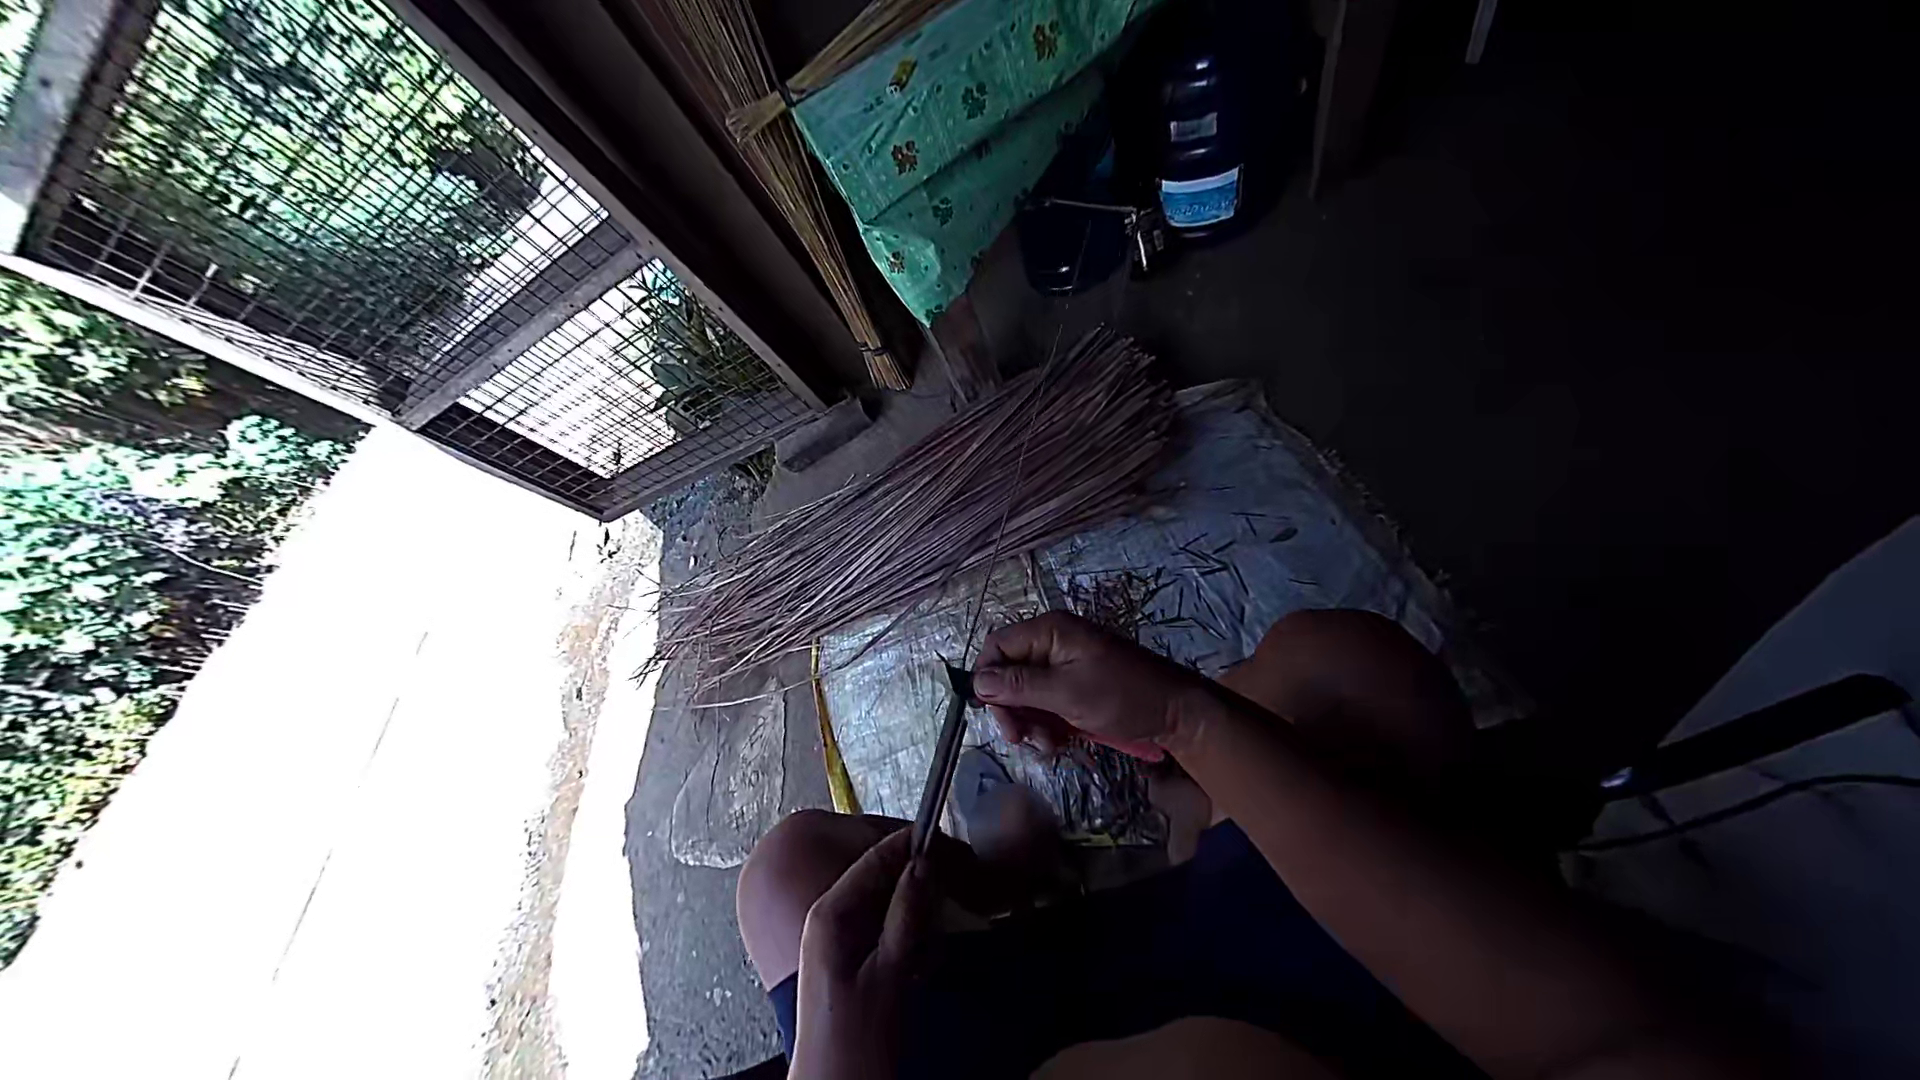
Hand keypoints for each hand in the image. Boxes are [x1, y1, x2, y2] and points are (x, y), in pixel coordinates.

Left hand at [789, 827, 938, 1079]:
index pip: (876, 856)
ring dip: (916, 916)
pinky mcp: (848, 958)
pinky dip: (908, 937)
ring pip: (887, 902)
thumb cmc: (858, 1041)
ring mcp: (837, 936)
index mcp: (831, 911)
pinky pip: (884, 927)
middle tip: (949, 904)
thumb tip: (925, 862)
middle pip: (882, 876)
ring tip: (931, 949)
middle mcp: (829, 915)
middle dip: (918, 887)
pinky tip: (920, 965)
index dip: (914, 845)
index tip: (952, 846)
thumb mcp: (891, 973)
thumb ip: (907, 913)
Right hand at [972, 611, 1205, 760]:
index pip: (998, 645)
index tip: (990, 710)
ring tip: (1046, 745)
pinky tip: (1057, 743)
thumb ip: (1019, 686)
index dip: (987, 676)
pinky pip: (1044, 705)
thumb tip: (977, 682)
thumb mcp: (1066, 692)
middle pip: (1009, 672)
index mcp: (1049, 631)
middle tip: (1018, 738)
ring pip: (1024, 694)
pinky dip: (1045, 725)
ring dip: (1028, 722)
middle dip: (1010, 707)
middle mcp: (1052, 644)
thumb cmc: (1122, 696)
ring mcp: (1063, 667)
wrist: (1175, 714)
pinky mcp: (1073, 688)